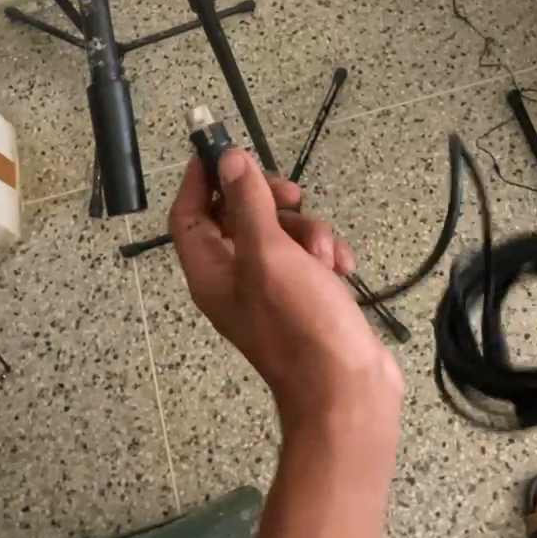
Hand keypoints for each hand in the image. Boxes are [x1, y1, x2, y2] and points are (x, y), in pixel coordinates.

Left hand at [169, 149, 402, 437]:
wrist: (347, 390)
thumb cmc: (300, 323)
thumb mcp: (270, 255)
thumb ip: (248, 204)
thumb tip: (228, 160)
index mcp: (211, 271)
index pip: (189, 214)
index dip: (200, 179)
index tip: (223, 148)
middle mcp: (235, 277)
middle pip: (240, 216)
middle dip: (270, 201)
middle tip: (293, 196)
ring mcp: (272, 287)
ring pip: (283, 232)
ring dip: (310, 232)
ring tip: (327, 257)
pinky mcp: (306, 294)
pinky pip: (309, 255)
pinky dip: (327, 254)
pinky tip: (344, 268)